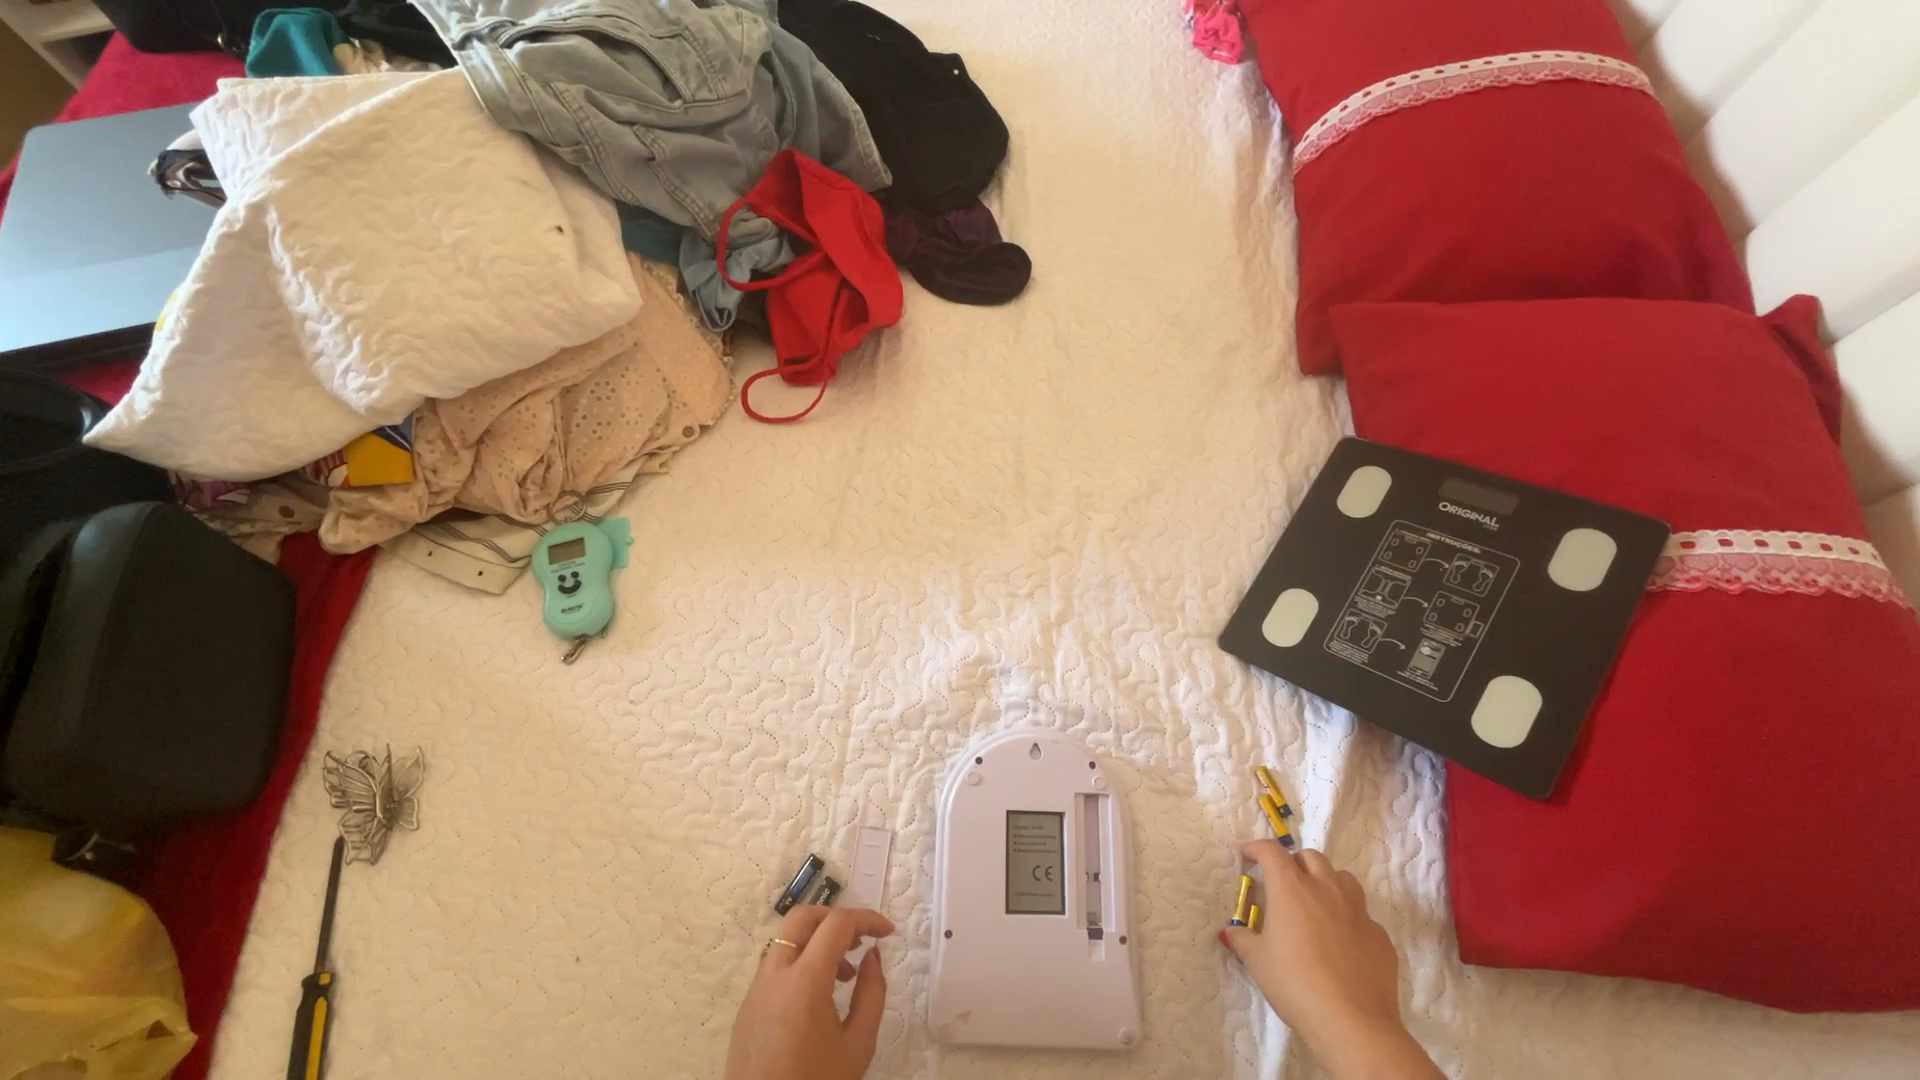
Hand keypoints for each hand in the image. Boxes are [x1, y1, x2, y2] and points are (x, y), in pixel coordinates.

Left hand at [725, 906, 892, 1079]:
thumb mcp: (858, 1044)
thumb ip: (872, 993)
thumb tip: (872, 955)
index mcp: (805, 980)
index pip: (837, 924)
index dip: (867, 919)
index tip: (887, 932)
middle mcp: (775, 974)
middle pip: (802, 917)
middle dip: (835, 919)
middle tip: (859, 941)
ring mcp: (756, 989)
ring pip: (785, 941)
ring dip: (816, 942)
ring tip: (843, 976)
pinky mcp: (746, 1007)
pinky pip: (774, 967)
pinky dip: (799, 963)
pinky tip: (817, 996)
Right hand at [1222, 842, 1440, 1079]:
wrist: (1353, 1022)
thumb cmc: (1295, 983)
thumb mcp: (1258, 961)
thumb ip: (1244, 940)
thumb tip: (1232, 933)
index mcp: (1291, 888)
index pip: (1271, 852)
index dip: (1257, 848)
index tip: (1248, 855)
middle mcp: (1326, 889)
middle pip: (1311, 857)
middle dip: (1294, 862)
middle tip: (1283, 883)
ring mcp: (1358, 911)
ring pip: (1343, 878)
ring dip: (1326, 881)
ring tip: (1316, 902)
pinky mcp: (1380, 936)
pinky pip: (1362, 915)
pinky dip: (1348, 918)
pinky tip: (1341, 942)